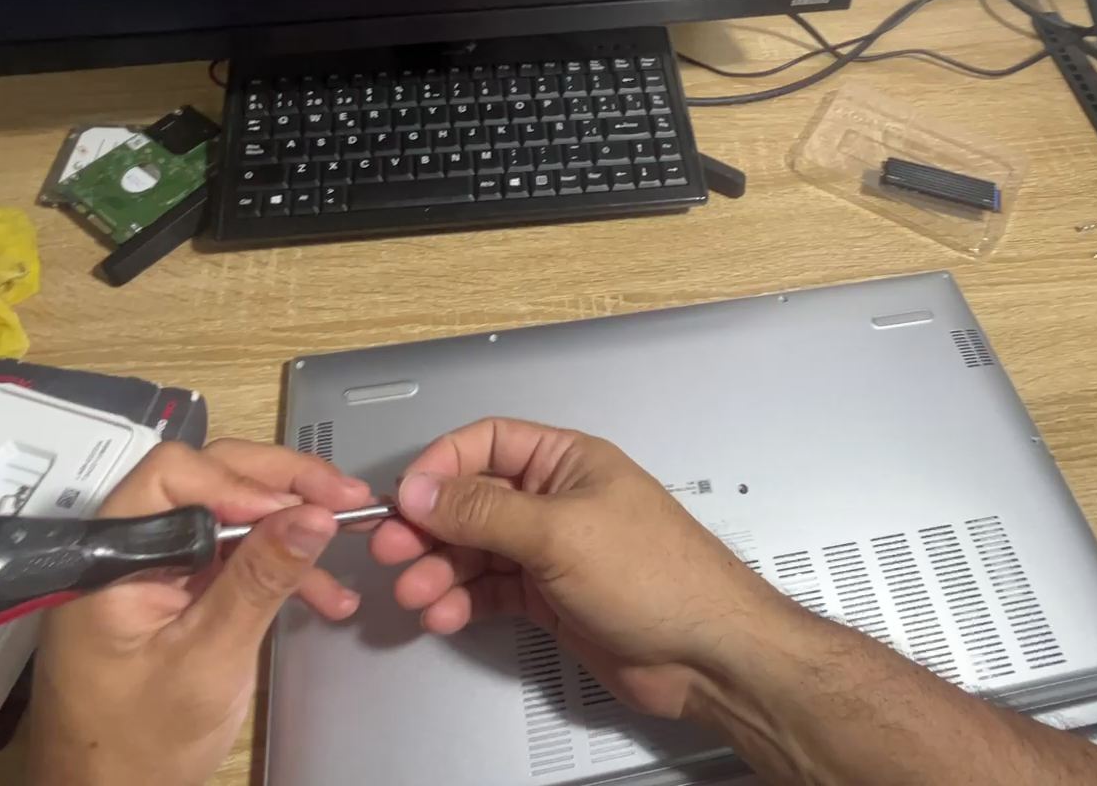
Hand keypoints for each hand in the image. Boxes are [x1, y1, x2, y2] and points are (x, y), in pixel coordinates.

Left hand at [25, 439, 370, 785]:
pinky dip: (288, 566)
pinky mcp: (189, 589)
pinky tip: (330, 594)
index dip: (240, 482)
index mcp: (113, 559)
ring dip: (297, 522)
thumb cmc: (138, 752)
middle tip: (344, 496)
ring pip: (238, 512)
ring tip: (353, 530)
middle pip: (214, 480)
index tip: (298, 509)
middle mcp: (135, 549)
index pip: (175, 476)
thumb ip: (260, 581)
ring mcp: (164, 568)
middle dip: (285, 487)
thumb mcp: (209, 662)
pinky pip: (244, 554)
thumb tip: (316, 514)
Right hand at [369, 418, 787, 718]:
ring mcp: (549, 548)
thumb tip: (426, 489)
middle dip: (430, 526)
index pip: (487, 444)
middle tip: (394, 550)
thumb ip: (485, 512)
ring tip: (419, 592)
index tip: (407, 496)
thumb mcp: (561, 533)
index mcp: (565, 461)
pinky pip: (489, 588)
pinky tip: (446, 612)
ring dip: (439, 569)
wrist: (703, 653)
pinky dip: (462, 600)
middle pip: (472, 500)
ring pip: (475, 548)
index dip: (442, 465)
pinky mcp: (547, 593)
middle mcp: (554, 498)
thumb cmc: (660, 575)